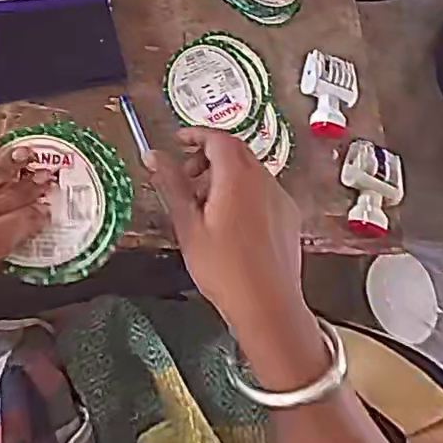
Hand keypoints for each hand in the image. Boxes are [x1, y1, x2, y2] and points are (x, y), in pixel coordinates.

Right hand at [145, 128, 308, 338]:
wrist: (268, 307)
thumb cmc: (223, 269)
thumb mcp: (188, 225)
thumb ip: (171, 184)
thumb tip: (153, 155)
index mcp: (237, 176)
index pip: (217, 138)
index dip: (195, 135)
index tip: (178, 142)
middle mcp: (263, 179)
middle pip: (235, 150)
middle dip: (207, 155)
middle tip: (186, 176)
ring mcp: (280, 196)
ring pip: (249, 170)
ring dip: (224, 175)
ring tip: (204, 206)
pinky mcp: (289, 215)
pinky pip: (262, 189)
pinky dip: (243, 191)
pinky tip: (230, 222)